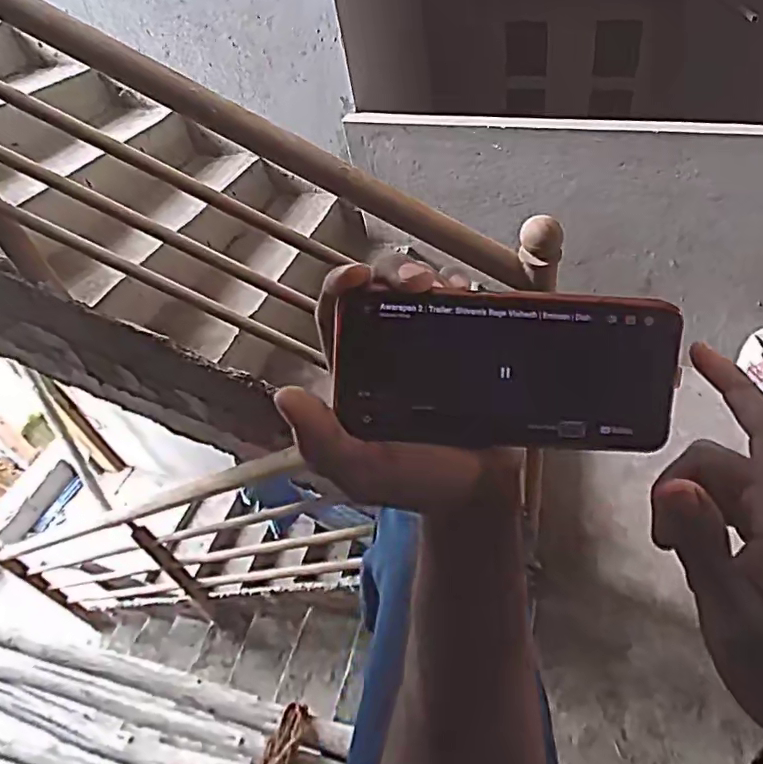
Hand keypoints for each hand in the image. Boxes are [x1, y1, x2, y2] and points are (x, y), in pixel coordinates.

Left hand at [273, 257, 521, 519]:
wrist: (478, 491)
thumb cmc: (414, 481)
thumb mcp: (359, 469)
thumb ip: (320, 441)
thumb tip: (284, 396)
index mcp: (354, 369)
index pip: (336, 314)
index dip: (341, 286)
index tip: (356, 275)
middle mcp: (388, 348)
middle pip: (381, 289)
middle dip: (395, 273)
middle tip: (416, 282)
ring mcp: (428, 342)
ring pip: (422, 290)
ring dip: (431, 275)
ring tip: (447, 288)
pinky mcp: (464, 343)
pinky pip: (461, 305)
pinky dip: (462, 290)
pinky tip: (466, 295)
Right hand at [652, 342, 762, 763]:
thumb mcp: (728, 608)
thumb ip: (700, 541)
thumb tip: (673, 484)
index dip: (737, 387)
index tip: (701, 355)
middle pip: (726, 462)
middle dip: (682, 485)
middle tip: (659, 537)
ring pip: (726, 484)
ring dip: (691, 506)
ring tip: (675, 553)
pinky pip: (737, 507)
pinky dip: (707, 517)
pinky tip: (697, 553)